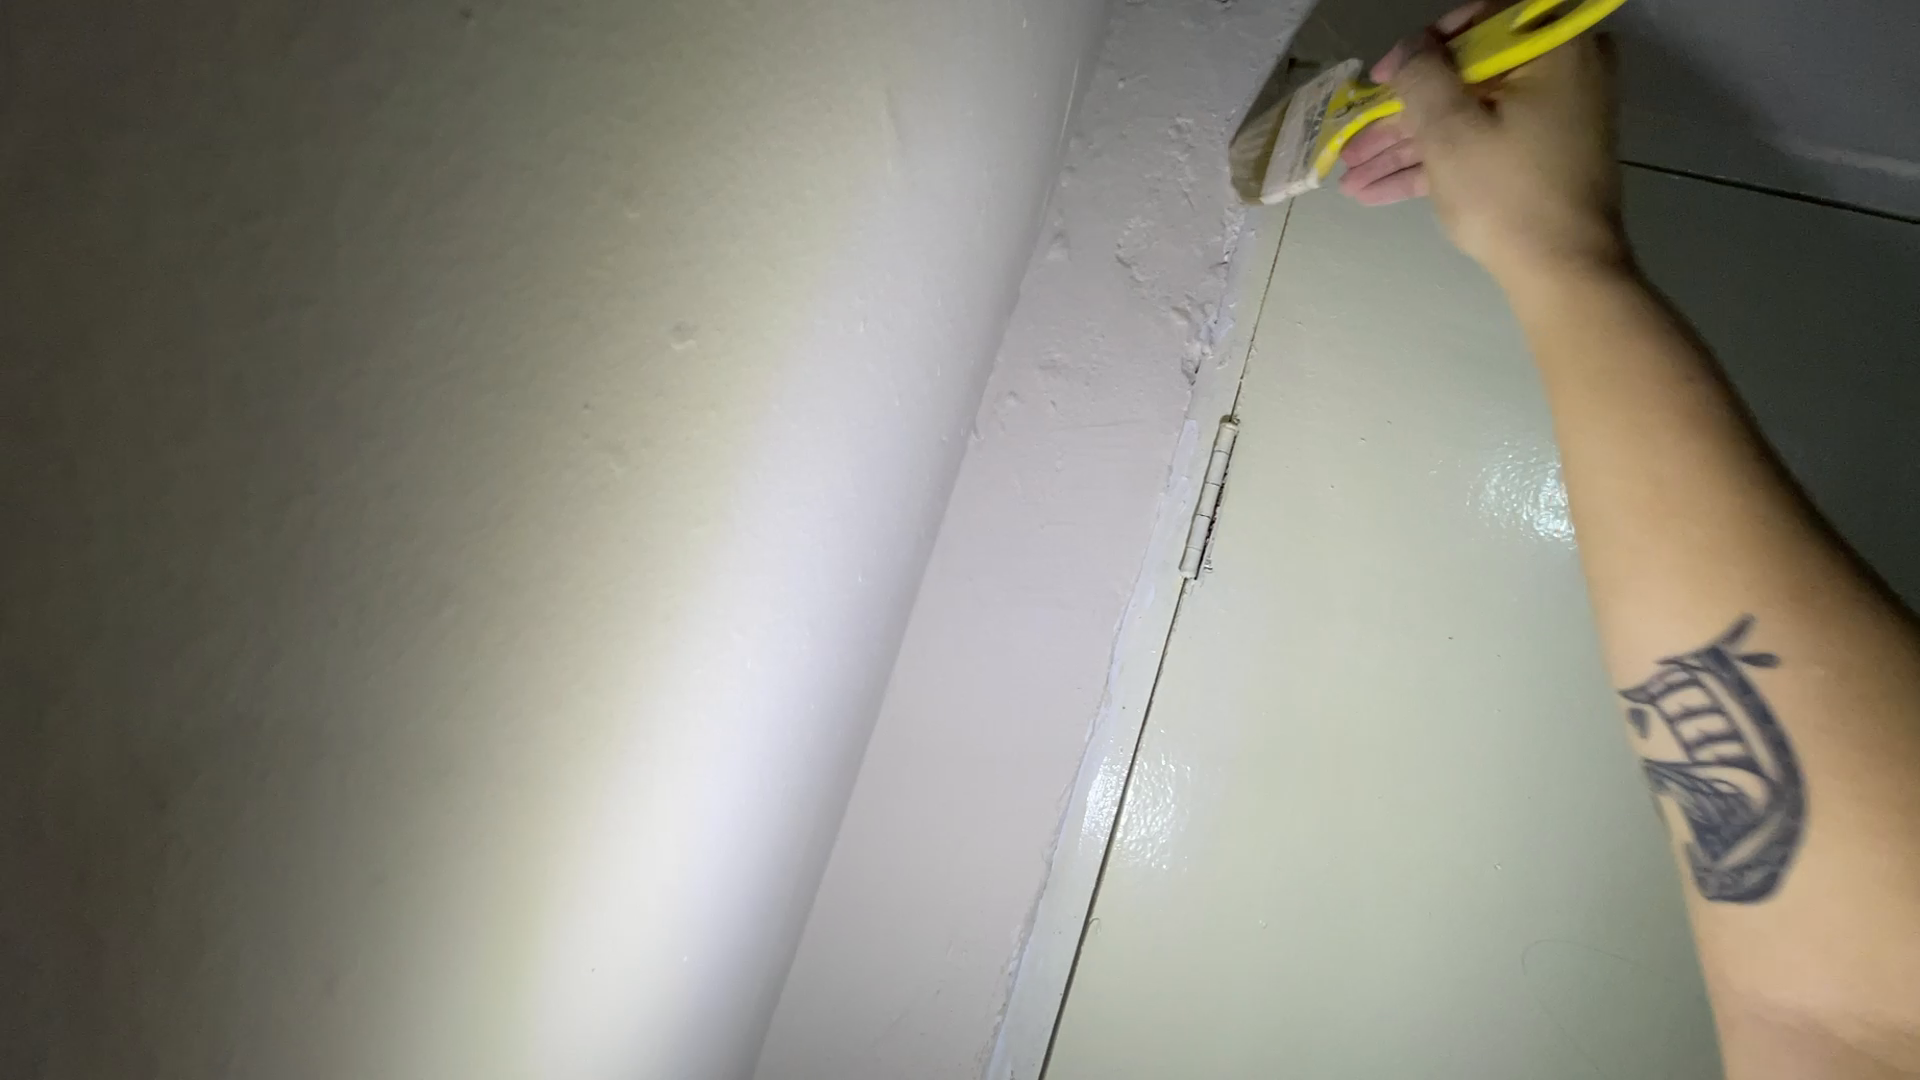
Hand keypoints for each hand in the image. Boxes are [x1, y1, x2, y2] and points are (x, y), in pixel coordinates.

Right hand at [1338, 5, 1628, 282]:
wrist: (1559, 262)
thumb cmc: (1505, 191)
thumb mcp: (1451, 130)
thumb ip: (1421, 79)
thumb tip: (1405, 49)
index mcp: (1550, 47)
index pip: (1479, 23)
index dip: (1421, 48)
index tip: (1378, 79)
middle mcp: (1556, 70)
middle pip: (1462, 79)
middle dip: (1399, 115)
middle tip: (1351, 142)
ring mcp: (1545, 117)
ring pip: (1460, 119)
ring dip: (1401, 148)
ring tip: (1350, 178)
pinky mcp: (1531, 156)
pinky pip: (1472, 147)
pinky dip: (1427, 166)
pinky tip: (1375, 192)